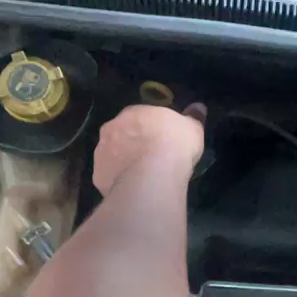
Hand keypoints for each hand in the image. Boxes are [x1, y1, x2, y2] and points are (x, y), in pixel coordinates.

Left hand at [91, 104, 206, 194]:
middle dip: (133, 143)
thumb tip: (199, 107)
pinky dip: (118, 181)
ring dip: (123, 162)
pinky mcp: (98, 175)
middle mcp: (112, 128)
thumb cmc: (173, 145)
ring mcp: (101, 152)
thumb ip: (193, 117)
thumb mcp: (192, 129)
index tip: (160, 138)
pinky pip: (109, 176)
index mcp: (132, 112)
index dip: (149, 128)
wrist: (152, 175)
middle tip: (149, 157)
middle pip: (121, 134)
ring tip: (141, 176)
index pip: (138, 116)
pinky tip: (132, 189)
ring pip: (112, 155)